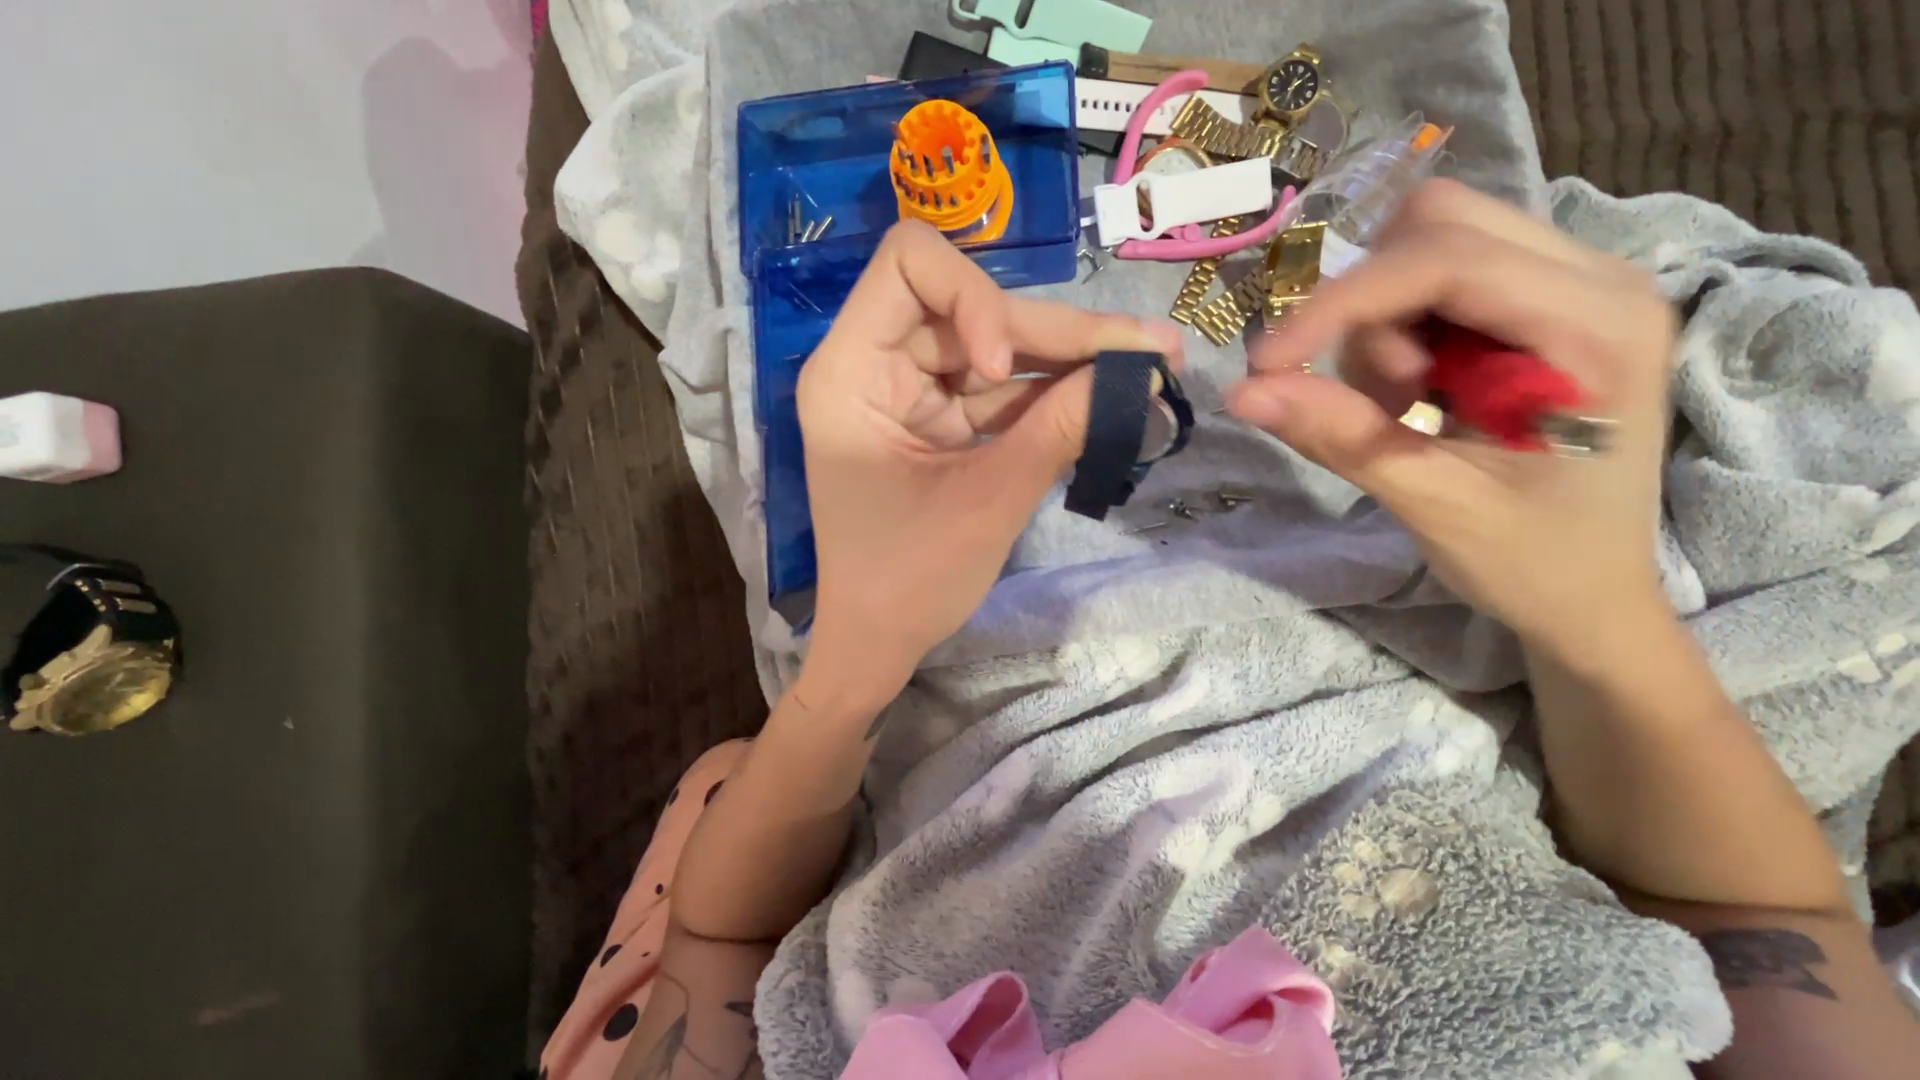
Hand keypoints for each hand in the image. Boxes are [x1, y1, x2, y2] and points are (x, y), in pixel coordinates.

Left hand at [798, 222, 1182, 691]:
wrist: (878, 643)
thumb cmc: (909, 581)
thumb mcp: (988, 501)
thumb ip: (1059, 428)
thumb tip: (1142, 371)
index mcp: (852, 372)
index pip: (910, 264)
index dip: (973, 295)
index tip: (1001, 366)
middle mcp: (877, 364)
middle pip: (974, 308)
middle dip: (1060, 332)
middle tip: (1152, 346)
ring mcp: (912, 391)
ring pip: (1000, 346)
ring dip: (1072, 358)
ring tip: (1155, 363)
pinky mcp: (941, 419)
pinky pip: (1003, 390)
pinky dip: (1055, 393)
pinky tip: (1116, 392)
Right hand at [1230, 179, 1676, 657]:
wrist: (1592, 594)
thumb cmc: (1536, 561)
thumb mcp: (1435, 504)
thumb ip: (1342, 436)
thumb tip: (1242, 391)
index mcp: (1598, 326)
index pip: (1448, 260)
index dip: (1344, 301)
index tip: (1269, 362)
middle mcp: (1596, 277)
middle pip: (1438, 223)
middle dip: (1372, 304)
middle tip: (1380, 395)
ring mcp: (1571, 283)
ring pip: (1429, 242)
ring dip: (1382, 321)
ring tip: (1402, 407)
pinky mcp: (1537, 303)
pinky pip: (1435, 277)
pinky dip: (1396, 329)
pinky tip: (1416, 395)